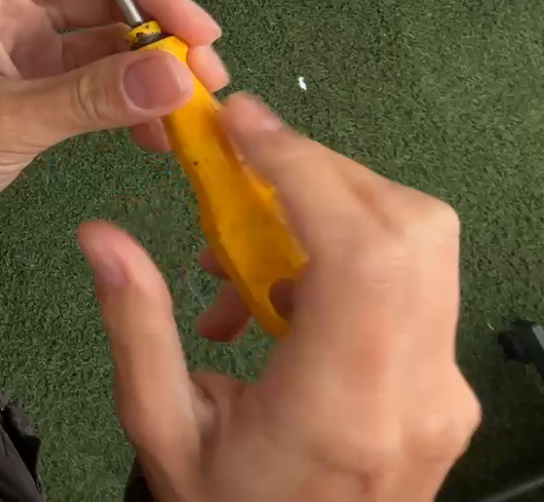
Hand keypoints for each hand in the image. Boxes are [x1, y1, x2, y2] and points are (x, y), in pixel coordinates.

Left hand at [0, 0, 227, 248]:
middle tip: (209, 78)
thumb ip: (87, 98)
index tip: (197, 32)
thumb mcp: (5, 122)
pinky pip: (100, 85)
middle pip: (106, 0)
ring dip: (153, 71)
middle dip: (160, 32)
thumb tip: (177, 75)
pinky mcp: (41, 94)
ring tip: (195, 112)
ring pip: (109, 45)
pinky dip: (132, 103)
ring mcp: (31, 57)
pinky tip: (157, 137)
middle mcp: (16, 18)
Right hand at [77, 96, 479, 501]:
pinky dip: (333, 243)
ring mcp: (443, 385)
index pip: (365, 256)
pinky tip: (266, 289)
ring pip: (416, 240)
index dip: (306, 168)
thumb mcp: (158, 423)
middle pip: (409, 229)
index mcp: (344, 404)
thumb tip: (100, 233)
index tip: (240, 120)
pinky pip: (402, 274)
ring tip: (236, 244)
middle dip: (314, 167)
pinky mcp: (440, 377)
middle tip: (233, 160)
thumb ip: (135, 325)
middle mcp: (419, 388)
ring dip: (322, 201)